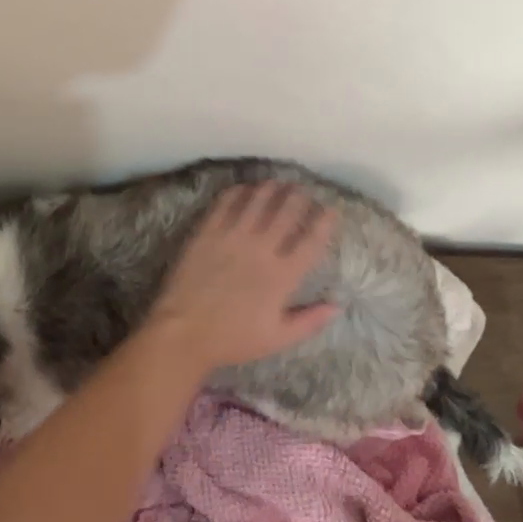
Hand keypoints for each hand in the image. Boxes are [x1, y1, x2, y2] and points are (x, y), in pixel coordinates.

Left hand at [148, 183, 340, 371]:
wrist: (184, 332)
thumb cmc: (233, 338)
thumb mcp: (278, 339)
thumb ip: (310, 321)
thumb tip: (337, 306)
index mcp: (283, 275)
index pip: (312, 241)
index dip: (325, 222)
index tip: (331, 210)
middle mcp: (261, 249)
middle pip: (286, 212)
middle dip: (299, 196)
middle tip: (302, 190)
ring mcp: (232, 237)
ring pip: (257, 201)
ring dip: (270, 188)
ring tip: (277, 183)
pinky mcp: (207, 232)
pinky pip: (226, 203)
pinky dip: (238, 192)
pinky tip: (244, 189)